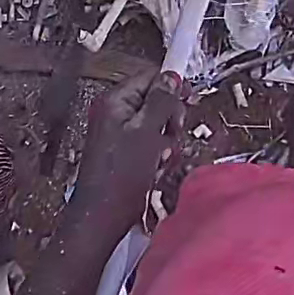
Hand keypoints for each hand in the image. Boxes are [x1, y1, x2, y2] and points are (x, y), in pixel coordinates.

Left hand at [70, 69, 184, 230]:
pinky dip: (158, 155)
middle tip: (171, 134)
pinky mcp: (126, 153)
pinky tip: (155, 169)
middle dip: (169, 119)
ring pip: (157, 126)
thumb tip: (171, 77)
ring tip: (160, 158)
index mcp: (115, 102)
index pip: (149, 78)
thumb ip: (160, 102)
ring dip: (166, 141)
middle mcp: (115, 114)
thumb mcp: (146, 132)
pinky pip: (151, 145)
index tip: (189, 100)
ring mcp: (120, 134)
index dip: (171, 87)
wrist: (104, 216)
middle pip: (155, 101)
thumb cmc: (120, 176)